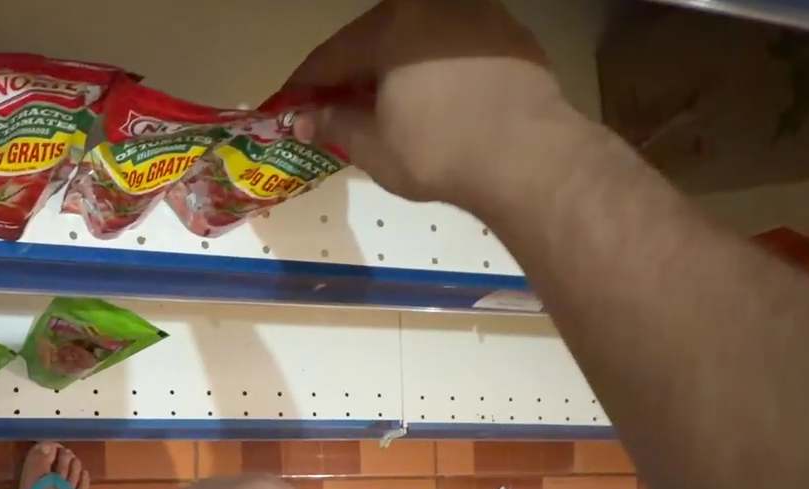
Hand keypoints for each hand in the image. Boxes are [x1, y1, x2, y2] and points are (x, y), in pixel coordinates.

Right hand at [287, 0, 584, 208]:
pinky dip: (421, 68)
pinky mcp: (503, 29)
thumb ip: (333, 124)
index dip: (302, 88)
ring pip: (410, 40)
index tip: (285, 110)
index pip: (329, 56)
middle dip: (345, 76)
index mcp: (392, 22)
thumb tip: (303, 120)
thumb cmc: (435, 150)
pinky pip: (444, 45)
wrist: (523, 153)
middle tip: (326, 111)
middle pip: (370, 39)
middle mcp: (433, 2)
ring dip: (385, 70)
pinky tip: (416, 99)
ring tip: (370, 108)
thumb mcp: (370, 144)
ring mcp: (474, 10)